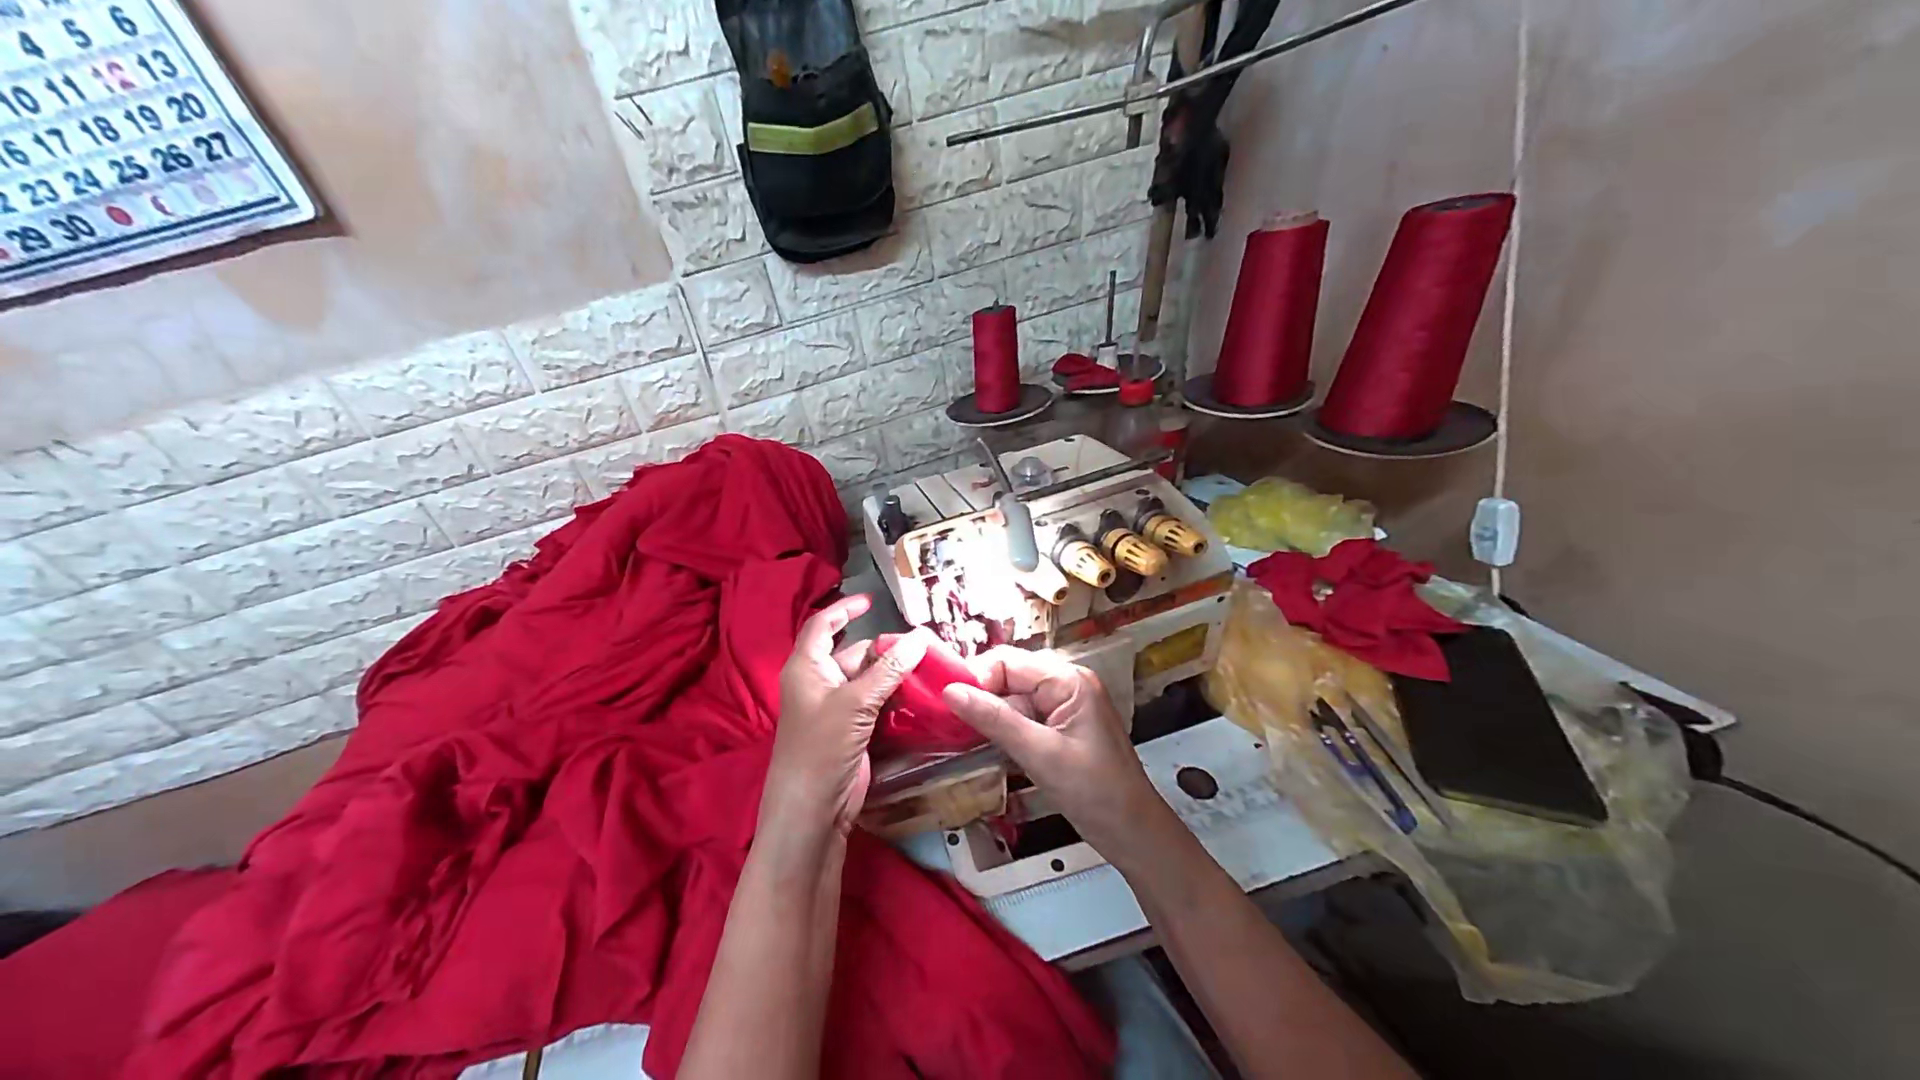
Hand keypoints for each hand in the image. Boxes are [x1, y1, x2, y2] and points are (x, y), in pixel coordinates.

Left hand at [765, 595, 931, 842]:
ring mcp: (836, 708)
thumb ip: (888, 670)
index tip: (871, 601)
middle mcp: (820, 683)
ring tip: (929, 666)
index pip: (823, 626)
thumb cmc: (821, 748)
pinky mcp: (852, 730)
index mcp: (807, 667)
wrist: (813, 809)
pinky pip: (877, 703)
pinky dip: (895, 696)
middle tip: (922, 646)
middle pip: (854, 653)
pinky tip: (921, 693)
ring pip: (869, 680)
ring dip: (894, 674)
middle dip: (884, 648)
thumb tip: (919, 638)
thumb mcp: (854, 703)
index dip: (844, 610)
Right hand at [942, 647, 1175, 862]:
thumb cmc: (1096, 792)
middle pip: (1008, 678)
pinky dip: (1002, 732)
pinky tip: (984, 749)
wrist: (1134, 834)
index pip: (1008, 661)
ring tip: (960, 739)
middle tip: (950, 725)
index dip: (976, 678)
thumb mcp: (1041, 754)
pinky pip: (1021, 720)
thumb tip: (950, 691)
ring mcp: (1062, 709)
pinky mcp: (1058, 731)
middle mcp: (1065, 686)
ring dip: (988, 718)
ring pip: (1010, 701)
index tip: (949, 706)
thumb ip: (994, 720)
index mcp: (1068, 680)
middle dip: (980, 698)